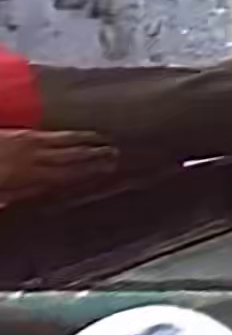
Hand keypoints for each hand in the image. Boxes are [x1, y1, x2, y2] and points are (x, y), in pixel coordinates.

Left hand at [0, 129, 116, 203]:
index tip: (109, 168)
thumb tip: (15, 200)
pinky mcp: (20, 134)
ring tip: (106, 141)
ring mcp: (27, 144)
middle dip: (96, 155)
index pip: (64, 175)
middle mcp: (32, 159)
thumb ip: (3, 196)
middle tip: (116, 154)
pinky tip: (77, 135)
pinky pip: (54, 134)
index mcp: (20, 177)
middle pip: (72, 156)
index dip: (88, 171)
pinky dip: (72, 135)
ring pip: (69, 141)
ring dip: (90, 141)